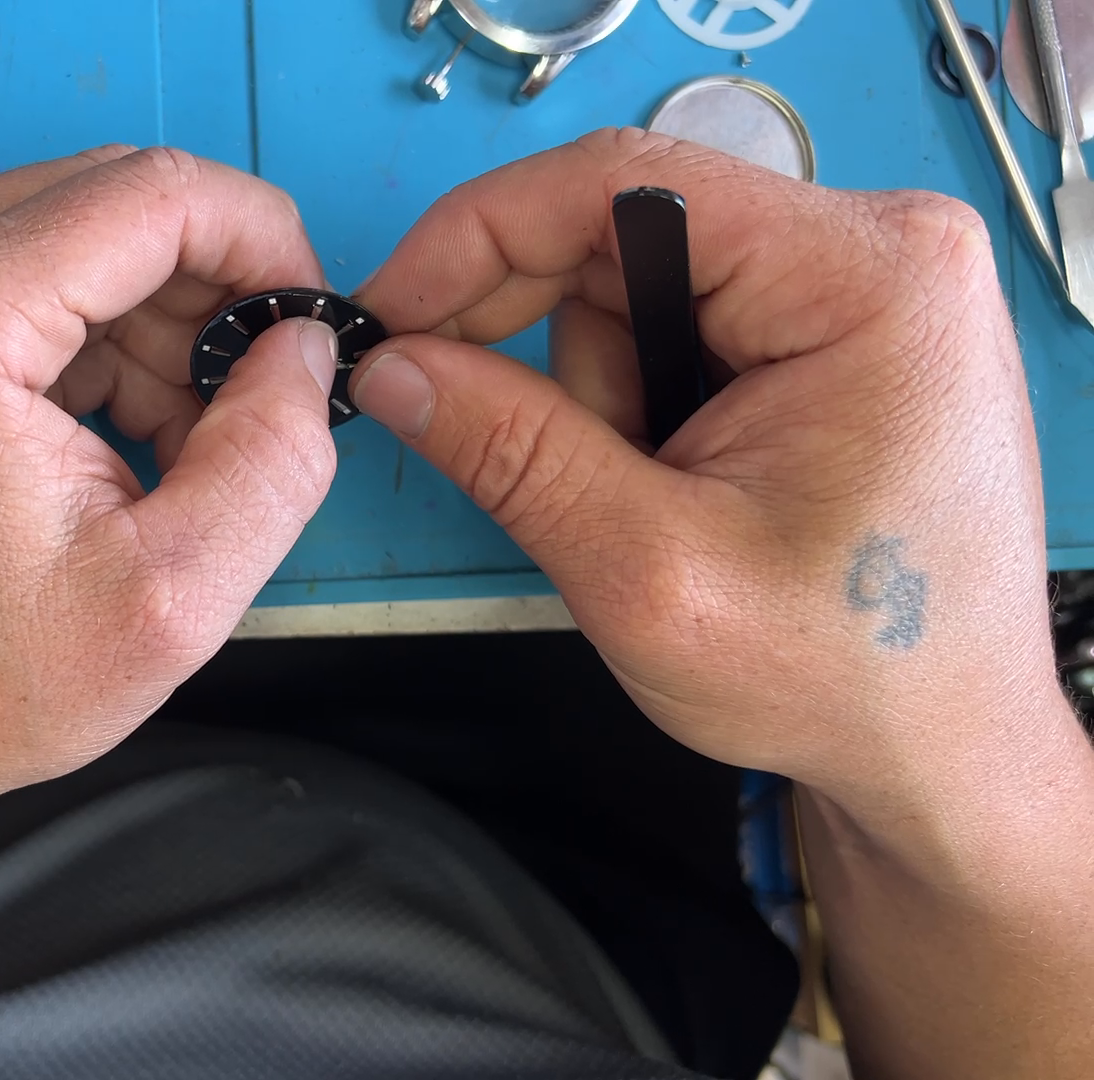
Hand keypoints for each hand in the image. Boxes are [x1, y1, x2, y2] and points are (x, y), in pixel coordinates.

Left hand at [0, 147, 335, 886]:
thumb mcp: (174, 598)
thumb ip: (275, 456)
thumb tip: (302, 347)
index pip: (150, 194)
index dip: (259, 239)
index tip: (302, 319)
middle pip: (107, 206)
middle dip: (207, 293)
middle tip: (246, 403)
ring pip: (72, 244)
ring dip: (152, 329)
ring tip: (176, 449)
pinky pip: (23, 287)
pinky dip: (94, 346)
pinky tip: (114, 442)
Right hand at [351, 128, 1069, 815]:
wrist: (921, 744)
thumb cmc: (823, 670)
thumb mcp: (638, 566)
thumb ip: (506, 452)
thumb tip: (384, 368)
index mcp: (852, 276)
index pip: (611, 189)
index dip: (467, 241)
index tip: (380, 320)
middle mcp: (847, 252)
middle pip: (600, 232)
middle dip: (505, 328)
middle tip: (438, 407)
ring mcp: (815, 295)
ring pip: (602, 295)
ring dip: (564, 392)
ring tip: (611, 492)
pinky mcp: (783, 342)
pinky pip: (632, 337)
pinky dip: (591, 406)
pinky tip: (633, 477)